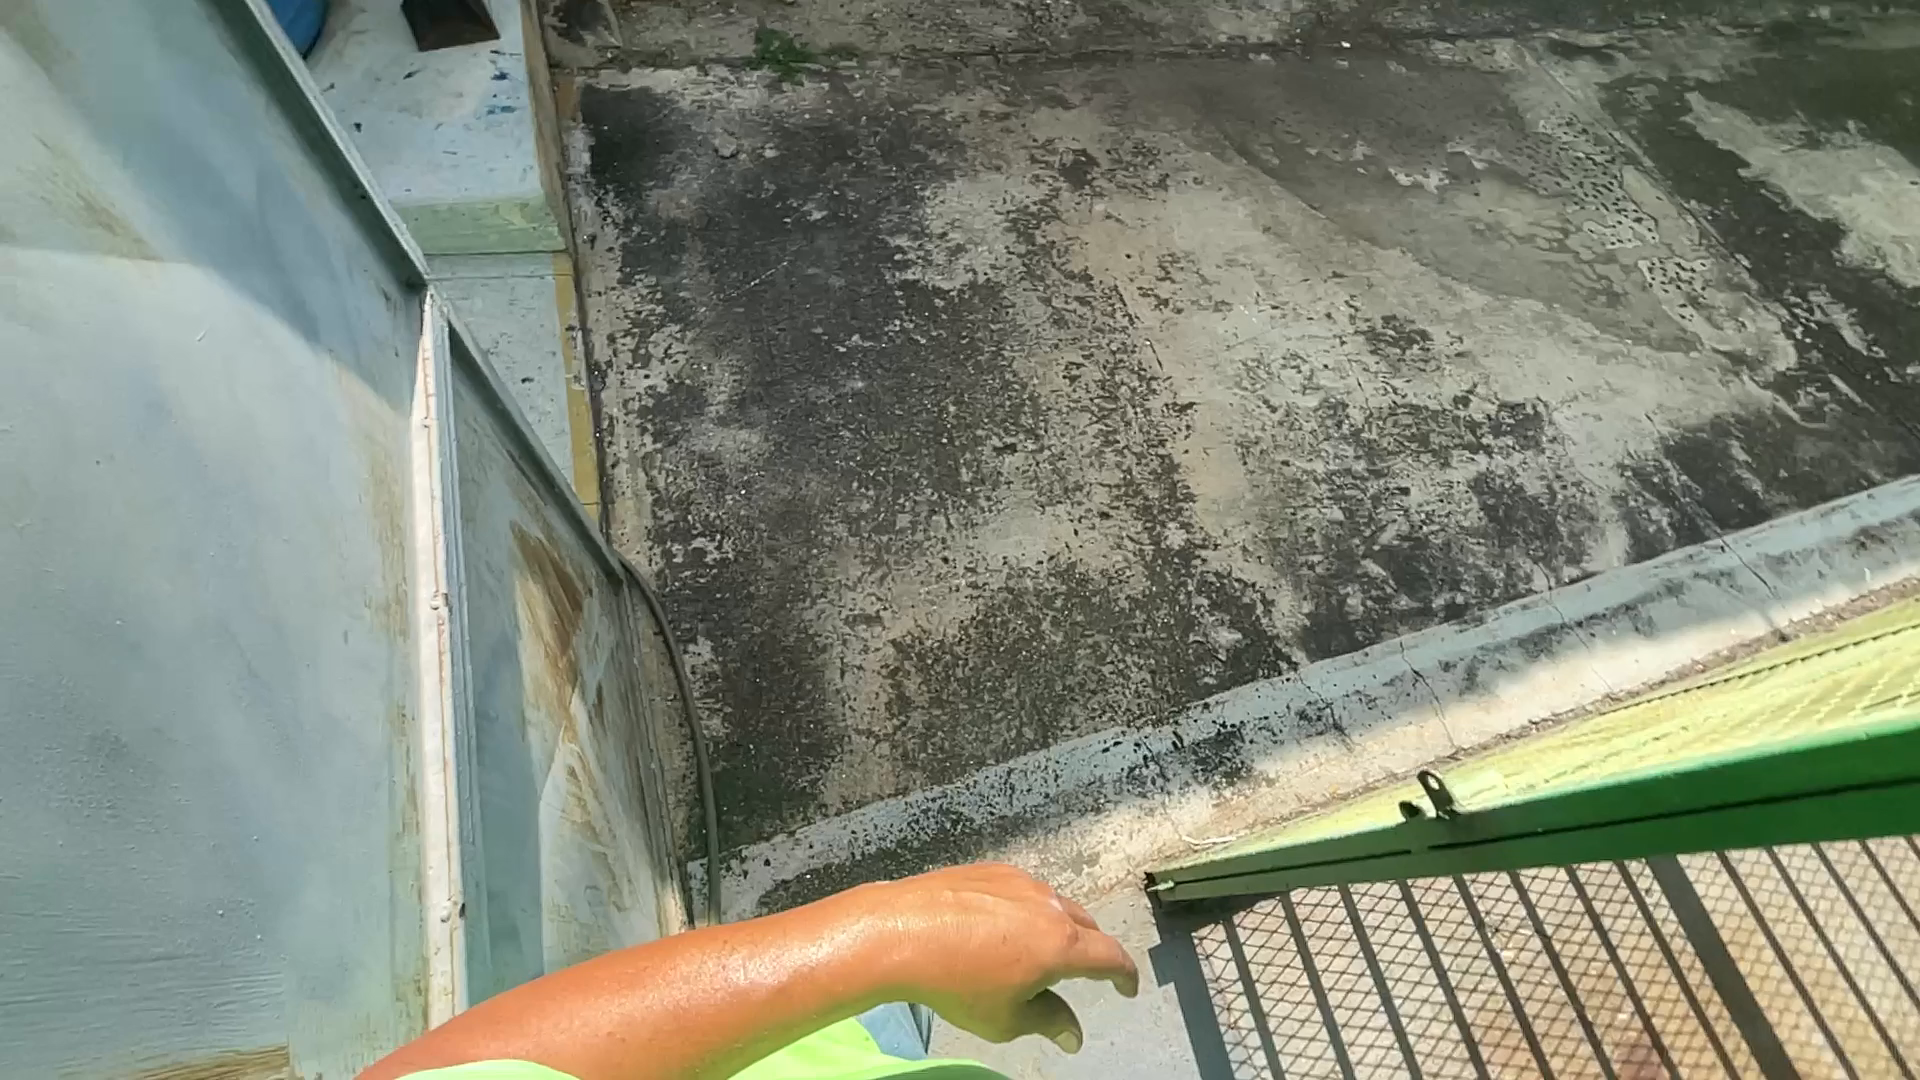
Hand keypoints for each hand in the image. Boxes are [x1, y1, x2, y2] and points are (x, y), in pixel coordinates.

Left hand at [836, 863, 1140, 1052]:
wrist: (905, 929)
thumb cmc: (959, 984)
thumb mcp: (1008, 1019)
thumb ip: (1049, 1021)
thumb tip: (1074, 1033)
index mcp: (1060, 943)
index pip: (1111, 955)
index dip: (1125, 974)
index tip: (1127, 987)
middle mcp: (1048, 904)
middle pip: (1085, 924)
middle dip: (1091, 948)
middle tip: (1085, 971)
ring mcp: (1019, 880)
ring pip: (1053, 903)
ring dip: (1058, 926)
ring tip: (1038, 949)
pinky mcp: (992, 868)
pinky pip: (1023, 889)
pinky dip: (1028, 909)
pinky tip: (1002, 926)